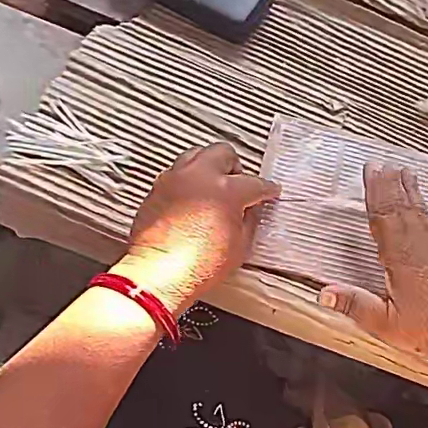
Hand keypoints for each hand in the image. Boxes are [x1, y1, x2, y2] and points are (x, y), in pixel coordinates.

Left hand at [118, 142, 278, 312]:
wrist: (157, 274)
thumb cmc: (196, 265)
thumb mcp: (240, 245)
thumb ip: (249, 220)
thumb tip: (249, 211)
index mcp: (226, 189)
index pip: (255, 183)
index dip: (267, 189)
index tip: (270, 192)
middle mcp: (199, 176)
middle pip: (223, 153)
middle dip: (235, 167)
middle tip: (239, 183)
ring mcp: (174, 179)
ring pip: (196, 156)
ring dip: (209, 168)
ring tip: (214, 186)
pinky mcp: (156, 189)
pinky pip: (177, 174)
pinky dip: (189, 181)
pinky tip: (194, 199)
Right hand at [319, 164, 427, 364]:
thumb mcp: (386, 323)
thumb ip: (355, 305)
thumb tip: (325, 293)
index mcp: (401, 255)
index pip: (383, 214)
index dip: (375, 190)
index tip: (370, 169)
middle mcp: (424, 245)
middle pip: (403, 207)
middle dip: (392, 184)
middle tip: (384, 164)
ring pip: (425, 213)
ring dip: (415, 193)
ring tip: (409, 174)